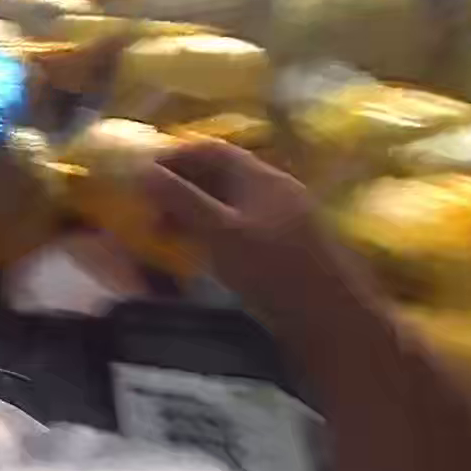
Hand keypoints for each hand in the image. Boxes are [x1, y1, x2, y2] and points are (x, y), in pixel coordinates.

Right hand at [139, 139, 379, 331]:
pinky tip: (195, 249)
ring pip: (225, 200)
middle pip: (218, 173)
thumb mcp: (220, 233)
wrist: (330, 319)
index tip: (140, 175)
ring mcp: (279, 218)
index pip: (211, 151)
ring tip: (164, 231)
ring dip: (191, 209)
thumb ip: (181, 200)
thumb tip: (142, 171)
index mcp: (261, 179)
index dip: (173, 157)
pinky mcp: (279, 244)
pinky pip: (235, 223)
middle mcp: (272, 191)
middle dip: (179, 185)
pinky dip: (207, 228)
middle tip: (147, 207)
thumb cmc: (273, 270)